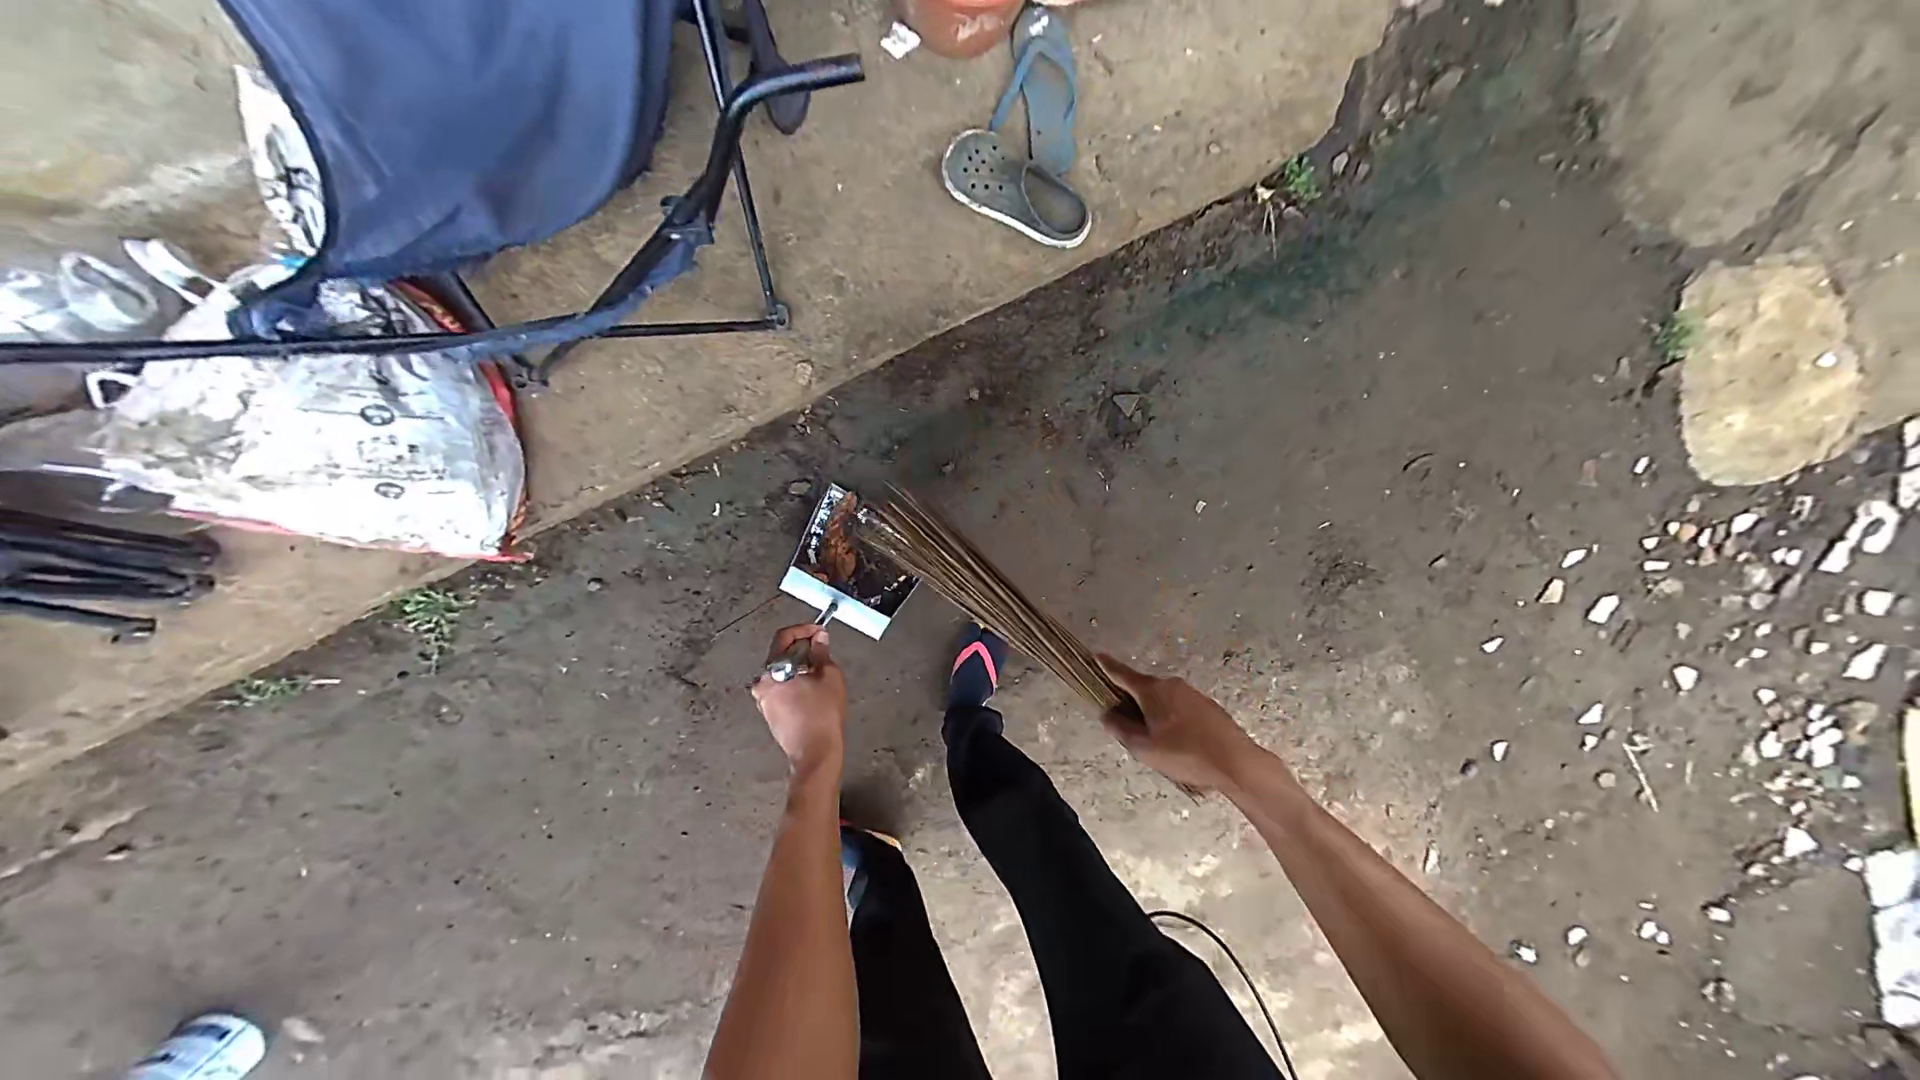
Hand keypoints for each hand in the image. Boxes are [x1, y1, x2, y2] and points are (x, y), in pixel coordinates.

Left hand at [752, 625, 847, 781]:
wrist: (816, 751)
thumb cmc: (822, 717)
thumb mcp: (829, 675)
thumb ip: (822, 652)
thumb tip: (819, 639)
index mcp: (773, 671)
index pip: (783, 637)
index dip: (804, 629)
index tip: (818, 631)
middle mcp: (762, 684)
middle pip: (780, 654)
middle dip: (802, 648)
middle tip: (822, 648)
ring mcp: (764, 699)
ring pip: (781, 671)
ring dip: (800, 665)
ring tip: (821, 670)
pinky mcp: (770, 712)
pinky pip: (781, 687)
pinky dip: (795, 681)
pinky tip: (813, 688)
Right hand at [1096, 654, 1270, 791]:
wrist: (1237, 763)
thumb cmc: (1185, 754)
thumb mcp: (1144, 748)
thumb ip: (1121, 729)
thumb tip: (1107, 714)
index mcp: (1153, 691)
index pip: (1123, 674)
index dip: (1107, 666)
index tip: (1096, 656)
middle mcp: (1172, 685)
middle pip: (1143, 690)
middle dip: (1133, 705)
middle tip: (1130, 731)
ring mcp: (1193, 695)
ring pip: (1163, 701)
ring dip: (1154, 716)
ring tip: (1159, 746)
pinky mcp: (1208, 708)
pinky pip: (1180, 709)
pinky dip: (1172, 722)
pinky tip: (1180, 746)